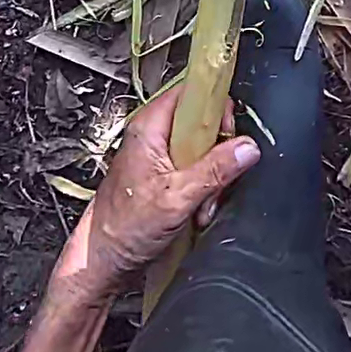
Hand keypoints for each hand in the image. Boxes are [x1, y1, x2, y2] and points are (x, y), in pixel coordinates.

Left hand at [51, 86, 259, 303]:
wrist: (103, 259)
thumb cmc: (122, 227)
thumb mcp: (177, 197)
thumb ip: (214, 170)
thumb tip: (246, 147)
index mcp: (149, 126)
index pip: (191, 92)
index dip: (214, 106)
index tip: (228, 129)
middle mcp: (154, 134)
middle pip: (202, 123)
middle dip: (218, 152)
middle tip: (215, 176)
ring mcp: (160, 155)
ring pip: (203, 149)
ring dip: (212, 176)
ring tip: (201, 202)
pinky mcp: (165, 175)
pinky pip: (196, 170)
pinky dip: (203, 188)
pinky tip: (197, 209)